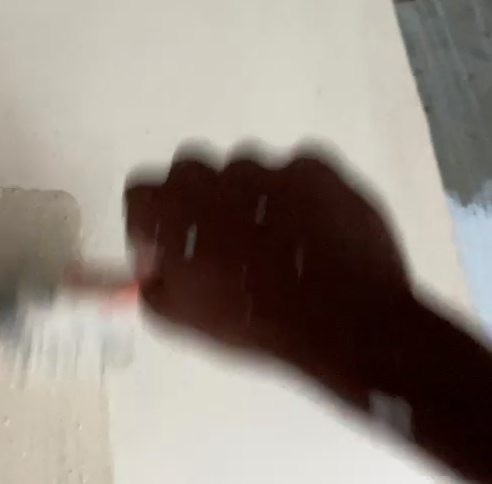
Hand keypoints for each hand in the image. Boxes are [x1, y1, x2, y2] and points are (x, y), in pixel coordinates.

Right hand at [122, 146, 410, 370]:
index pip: (141, 194)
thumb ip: (152, 286)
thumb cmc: (254, 320)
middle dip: (200, 202)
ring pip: (245, 172)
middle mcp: (208, 172)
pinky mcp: (315, 168)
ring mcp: (264, 165)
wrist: (350, 326)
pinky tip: (313, 232)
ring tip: (279, 242)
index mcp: (168, 203)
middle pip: (189, 174)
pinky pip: (298, 173)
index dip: (152, 223)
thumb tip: (153, 273)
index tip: (171, 250)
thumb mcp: (180, 319)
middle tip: (225, 244)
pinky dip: (300, 196)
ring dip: (251, 197)